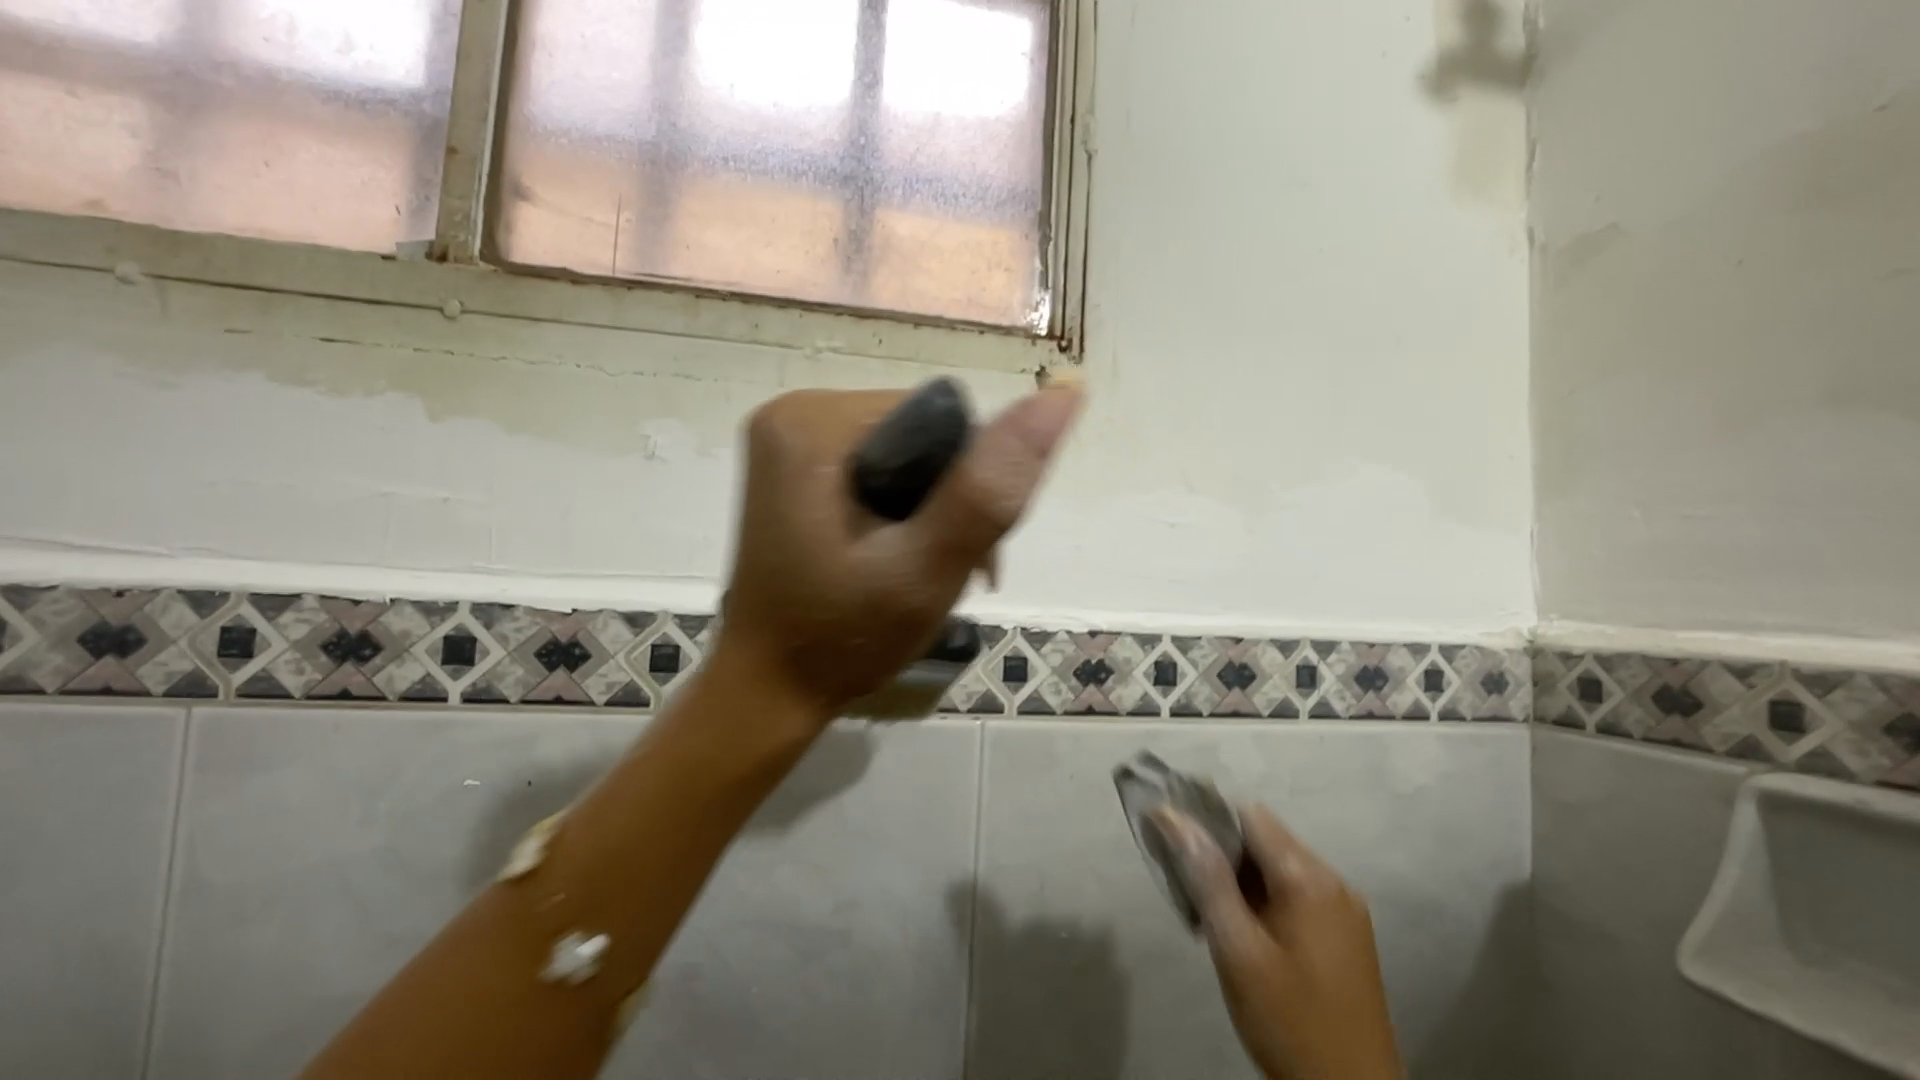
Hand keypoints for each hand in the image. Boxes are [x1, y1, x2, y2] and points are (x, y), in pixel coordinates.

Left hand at [713, 381, 1082, 721]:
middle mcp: (794, 414)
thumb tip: (1060, 396)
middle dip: (952, 501)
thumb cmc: (842, 638)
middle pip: (922, 435)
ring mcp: (790, 443)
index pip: (940, 419)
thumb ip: (987, 489)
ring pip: (907, 455)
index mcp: (814, 422)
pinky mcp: (795, 472)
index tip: (965, 551)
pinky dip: (904, 514)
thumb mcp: (925, 569)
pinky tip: (904, 561)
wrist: (770, 692)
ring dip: (934, 512)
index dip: (971, 481)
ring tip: (933, 575)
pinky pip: (878, 471)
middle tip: (950, 572)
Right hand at [1156, 804, 1403, 1079]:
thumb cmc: (1288, 1020)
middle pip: (1264, 840)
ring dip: (1237, 880)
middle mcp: (1333, 882)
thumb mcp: (1237, 950)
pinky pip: (1294, 896)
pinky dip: (1260, 901)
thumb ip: (1206, 878)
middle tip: (1182, 888)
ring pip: (1277, 869)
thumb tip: (1172, 816)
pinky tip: (1238, 934)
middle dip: (1219, 853)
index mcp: (1310, 878)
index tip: (1169, 841)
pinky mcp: (1344, 936)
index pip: (1250, 815)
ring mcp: (1343, 910)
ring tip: (1204, 916)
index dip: (1206, 818)